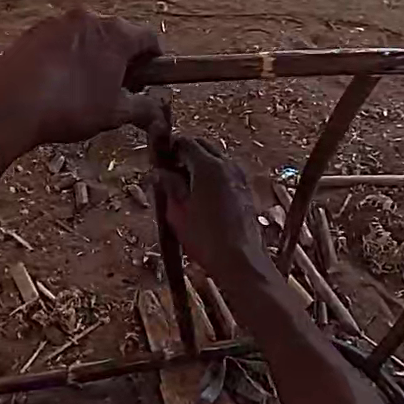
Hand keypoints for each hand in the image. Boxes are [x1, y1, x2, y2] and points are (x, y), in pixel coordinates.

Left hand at [0, 9, 163, 149]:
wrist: (9, 104)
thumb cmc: (70, 107)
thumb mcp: (115, 113)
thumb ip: (143, 108)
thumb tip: (157, 111)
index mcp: (116, 34)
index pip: (149, 38)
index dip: (154, 60)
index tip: (148, 79)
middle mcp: (88, 19)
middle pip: (116, 36)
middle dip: (120, 60)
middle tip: (116, 90)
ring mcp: (57, 23)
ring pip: (85, 38)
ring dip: (91, 58)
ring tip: (82, 91)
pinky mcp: (32, 33)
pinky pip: (58, 43)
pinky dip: (64, 58)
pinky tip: (55, 85)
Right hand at [156, 136, 273, 293]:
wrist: (240, 261)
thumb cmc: (205, 238)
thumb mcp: (177, 212)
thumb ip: (168, 186)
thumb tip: (158, 173)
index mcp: (208, 167)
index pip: (186, 143)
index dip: (170, 148)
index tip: (159, 160)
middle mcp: (226, 165)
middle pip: (203, 145)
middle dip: (185, 153)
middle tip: (169, 170)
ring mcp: (239, 177)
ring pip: (216, 157)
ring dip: (199, 163)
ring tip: (183, 184)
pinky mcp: (244, 190)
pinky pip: (225, 171)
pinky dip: (211, 174)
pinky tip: (200, 195)